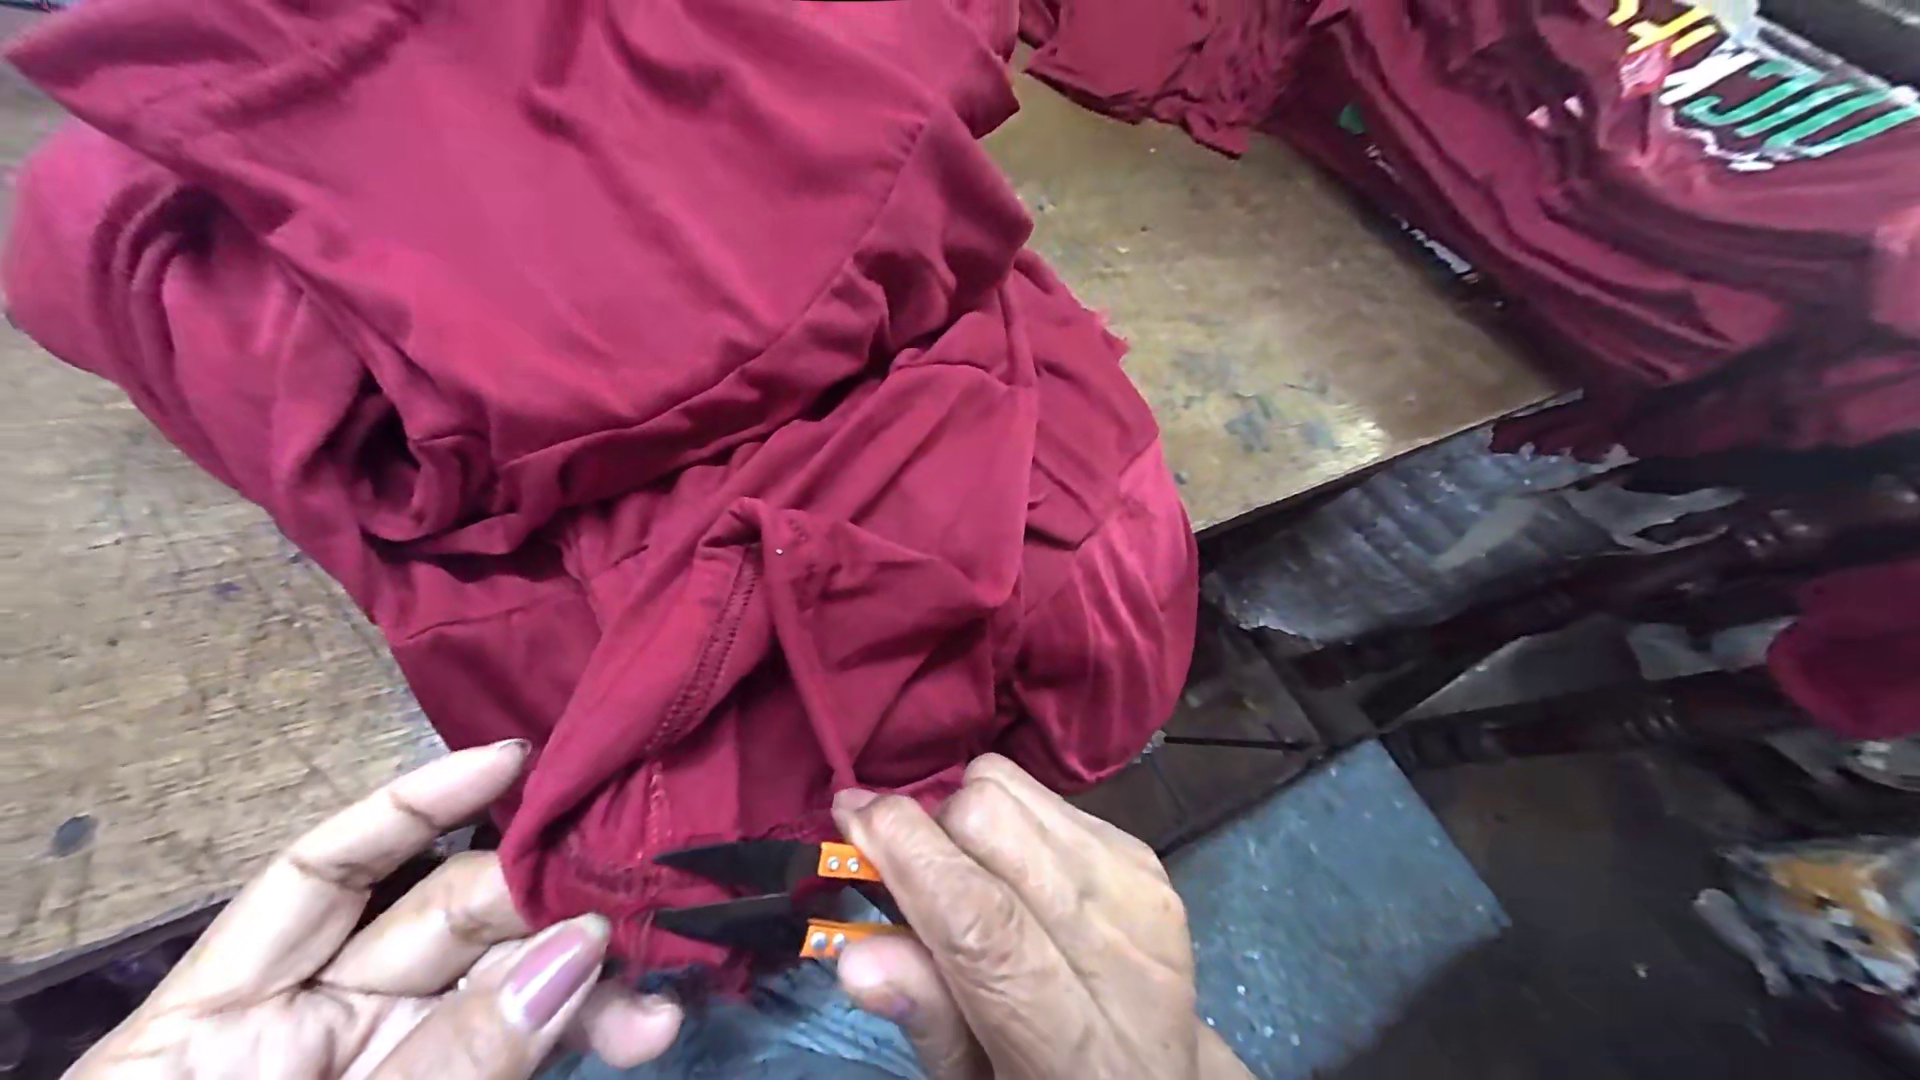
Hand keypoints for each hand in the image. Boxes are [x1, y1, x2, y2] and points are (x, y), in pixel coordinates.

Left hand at [66, 742, 682, 1079]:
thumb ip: (446, 1067)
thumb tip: (578, 949)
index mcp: (217, 1030)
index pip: (323, 874)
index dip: (417, 803)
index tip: (514, 761)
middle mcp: (316, 1025)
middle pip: (449, 916)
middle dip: (546, 902)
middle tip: (631, 900)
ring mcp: (397, 1061)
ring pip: (512, 976)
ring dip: (590, 973)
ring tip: (658, 985)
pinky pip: (535, 1035)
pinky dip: (591, 1026)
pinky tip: (644, 1028)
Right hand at [828, 754, 1252, 1079]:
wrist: (1162, 1068)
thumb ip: (925, 1015)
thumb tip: (854, 951)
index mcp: (1076, 1047)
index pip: (982, 923)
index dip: (907, 852)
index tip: (849, 811)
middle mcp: (1118, 951)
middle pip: (995, 823)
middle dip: (931, 824)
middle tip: (913, 861)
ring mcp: (1137, 888)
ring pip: (1013, 787)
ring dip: (966, 810)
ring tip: (964, 860)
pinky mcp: (1142, 851)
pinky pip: (1042, 789)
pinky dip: (1006, 810)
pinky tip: (1011, 858)